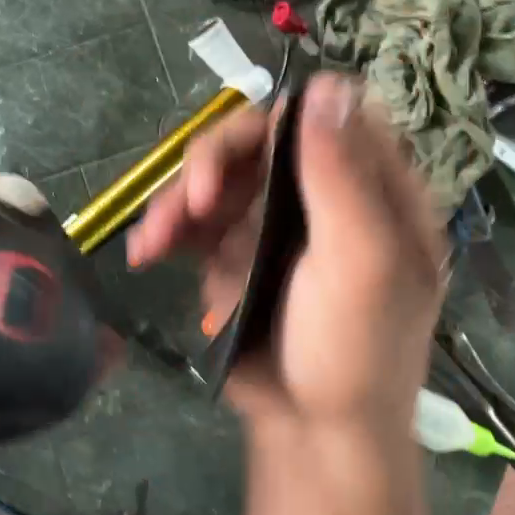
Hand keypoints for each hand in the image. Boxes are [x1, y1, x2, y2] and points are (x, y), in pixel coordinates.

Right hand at [126, 74, 444, 434]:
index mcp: (370, 190)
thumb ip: (341, 176)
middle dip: (211, 163)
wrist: (308, 428)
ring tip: (154, 239)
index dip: (280, 120)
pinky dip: (160, 230)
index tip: (246, 149)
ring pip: (211, 178)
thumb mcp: (360, 262)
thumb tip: (326, 86)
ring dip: (174, 200)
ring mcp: (268, 224)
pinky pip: (187, 220)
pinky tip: (144, 253)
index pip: (324, 117)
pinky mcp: (227, 253)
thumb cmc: (353, 348)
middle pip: (253, 142)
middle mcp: (317, 197)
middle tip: (193, 200)